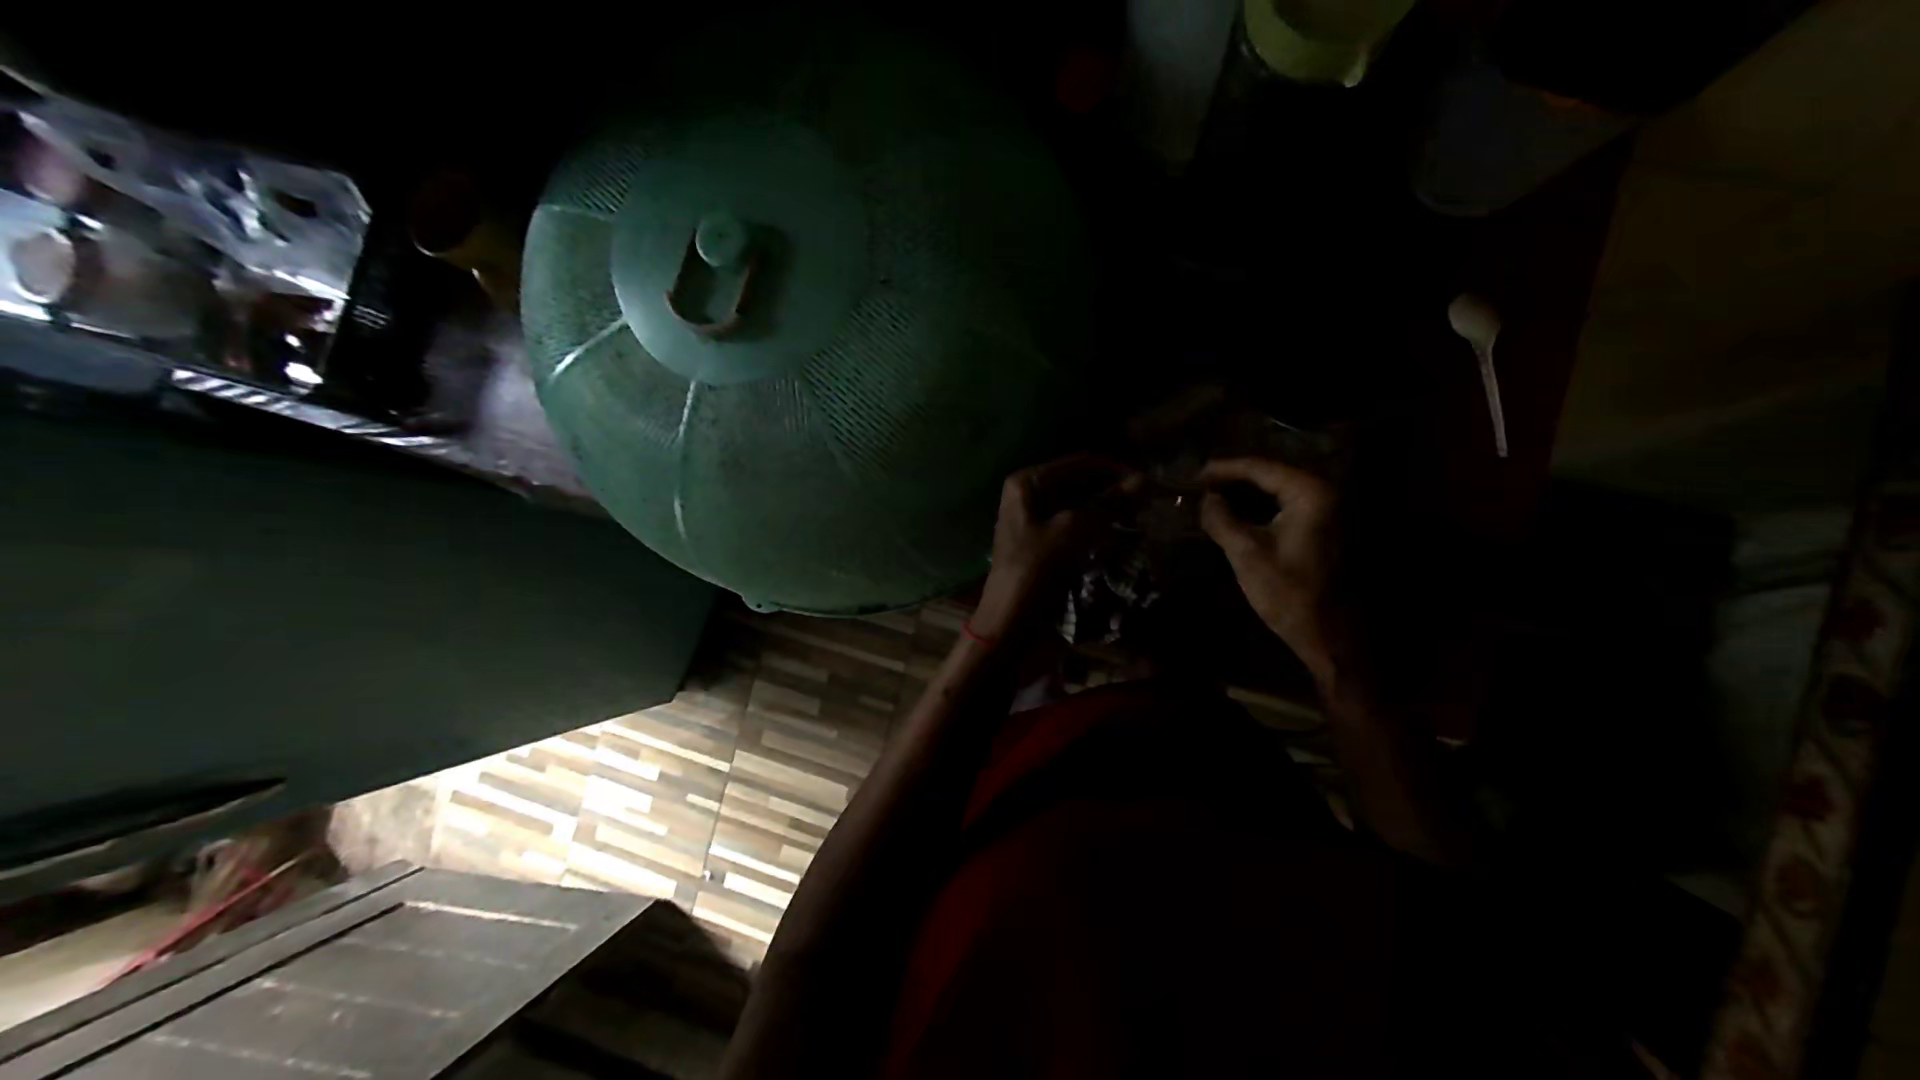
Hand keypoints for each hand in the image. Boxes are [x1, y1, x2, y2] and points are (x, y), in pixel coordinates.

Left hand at [972, 455, 1139, 640]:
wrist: (1010, 621)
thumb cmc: (1036, 569)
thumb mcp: (1074, 531)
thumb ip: (1109, 503)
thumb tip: (1144, 479)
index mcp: (1028, 482)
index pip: (1080, 463)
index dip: (1115, 470)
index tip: (1150, 480)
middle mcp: (1029, 495)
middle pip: (1080, 485)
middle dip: (1112, 493)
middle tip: (1149, 503)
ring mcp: (1035, 521)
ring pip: (1081, 508)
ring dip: (1108, 514)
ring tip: (1140, 520)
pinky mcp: (1044, 545)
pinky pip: (1076, 529)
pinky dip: (1097, 532)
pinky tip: (1121, 538)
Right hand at [1198, 457, 1346, 682]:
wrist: (1328, 631)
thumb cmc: (1288, 592)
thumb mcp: (1245, 553)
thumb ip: (1221, 519)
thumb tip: (1205, 499)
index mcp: (1309, 493)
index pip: (1259, 468)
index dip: (1222, 469)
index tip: (1192, 474)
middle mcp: (1323, 493)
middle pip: (1269, 474)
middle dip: (1232, 479)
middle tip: (1198, 485)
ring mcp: (1326, 510)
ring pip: (1276, 490)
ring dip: (1243, 493)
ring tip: (1210, 497)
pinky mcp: (1322, 528)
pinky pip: (1284, 506)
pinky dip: (1258, 507)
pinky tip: (1233, 514)